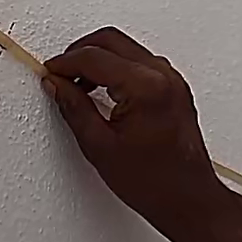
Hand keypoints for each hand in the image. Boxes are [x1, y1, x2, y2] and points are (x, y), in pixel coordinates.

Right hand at [40, 27, 232, 237]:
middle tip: (61, 72)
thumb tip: (57, 84)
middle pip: (110, 40)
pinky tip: (101, 87)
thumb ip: (74, 108)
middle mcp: (162, 76)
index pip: (94, 58)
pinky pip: (138, 60)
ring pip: (124, 47)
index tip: (51, 72)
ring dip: (98, 58)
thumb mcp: (99, 146)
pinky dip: (115, 66)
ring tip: (78, 83)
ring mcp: (171, 79)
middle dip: (79, 52)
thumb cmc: (155, 183)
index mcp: (146, 88)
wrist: (190, 201)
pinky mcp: (174, 86)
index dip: (65, 63)